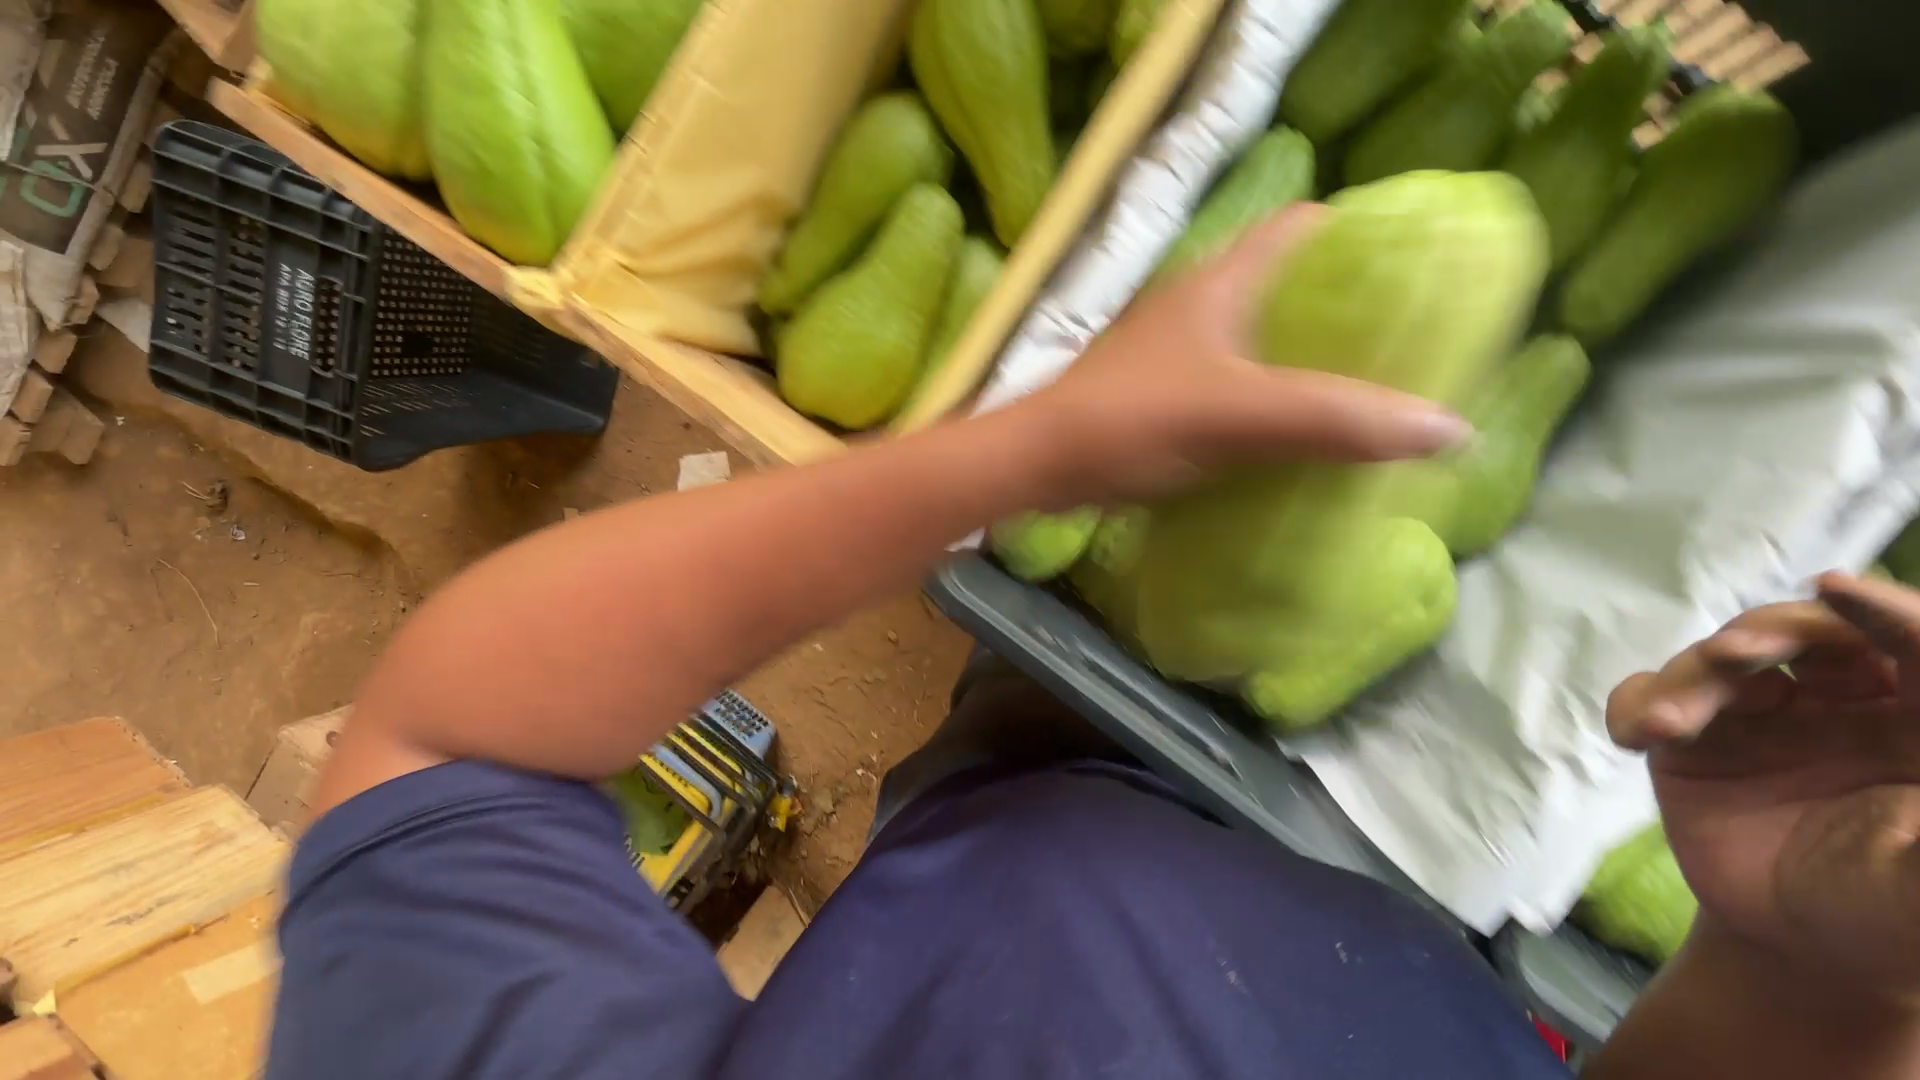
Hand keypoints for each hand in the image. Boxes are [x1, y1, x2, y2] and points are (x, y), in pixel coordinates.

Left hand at [1017, 204, 1470, 503]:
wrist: (1036, 466)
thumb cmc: (1130, 422)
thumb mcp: (1239, 416)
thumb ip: (1336, 420)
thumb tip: (1450, 428)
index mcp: (1222, 282)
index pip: (1303, 227)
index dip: (1365, 234)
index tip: (1425, 271)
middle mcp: (1200, 306)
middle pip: (1291, 290)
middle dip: (1347, 315)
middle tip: (1410, 351)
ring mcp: (1177, 355)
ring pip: (1261, 345)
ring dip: (1309, 367)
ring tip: (1370, 399)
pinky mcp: (1163, 400)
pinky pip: (1236, 391)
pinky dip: (1272, 408)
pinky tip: (1300, 442)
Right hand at [1607, 573, 1919, 1010]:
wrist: (1808, 953)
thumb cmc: (1897, 910)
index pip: (1913, 642)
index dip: (1881, 610)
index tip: (1837, 586)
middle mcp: (1844, 705)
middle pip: (1805, 634)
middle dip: (1767, 634)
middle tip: (1734, 655)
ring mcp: (1759, 720)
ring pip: (1717, 664)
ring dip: (1686, 682)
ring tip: (1667, 725)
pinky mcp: (1690, 741)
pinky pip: (1649, 700)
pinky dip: (1635, 706)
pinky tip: (1636, 736)